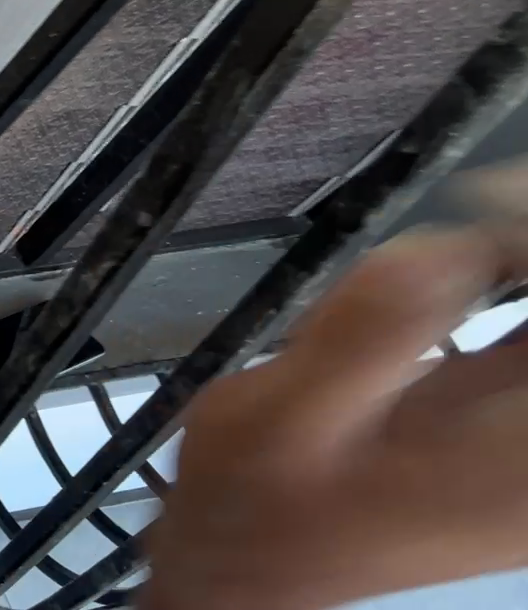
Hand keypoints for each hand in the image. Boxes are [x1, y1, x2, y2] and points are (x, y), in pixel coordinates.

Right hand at [141, 163, 527, 609]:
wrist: (250, 556)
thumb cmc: (259, 488)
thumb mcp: (286, 411)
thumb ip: (365, 334)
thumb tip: (446, 244)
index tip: (479, 196)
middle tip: (481, 192)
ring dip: (525, 267)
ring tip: (486, 206)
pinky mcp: (509, 436)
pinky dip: (516, 293)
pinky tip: (484, 262)